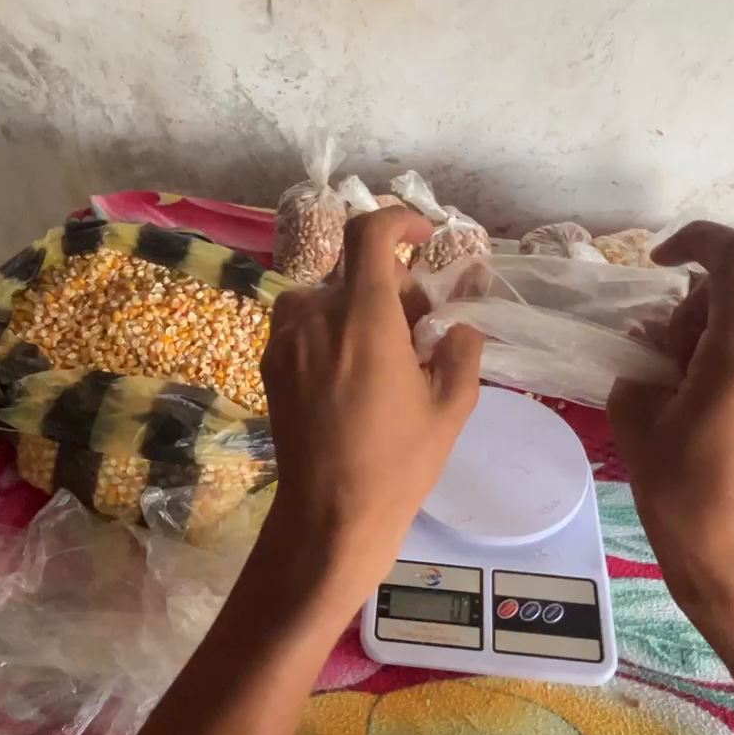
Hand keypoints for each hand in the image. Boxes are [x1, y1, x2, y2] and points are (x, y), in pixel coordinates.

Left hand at [259, 206, 485, 611]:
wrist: (330, 514)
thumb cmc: (398, 463)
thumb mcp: (452, 406)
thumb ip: (462, 349)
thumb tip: (459, 326)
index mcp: (363, 317)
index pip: (369, 233)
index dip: (399, 220)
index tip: (422, 236)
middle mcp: (315, 316)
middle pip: (355, 271)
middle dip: (394, 287)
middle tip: (419, 333)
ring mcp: (285, 340)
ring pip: (327, 295)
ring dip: (358, 307)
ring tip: (382, 355)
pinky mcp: (271, 363)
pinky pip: (304, 322)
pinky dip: (331, 328)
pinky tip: (349, 374)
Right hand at [607, 221, 733, 632]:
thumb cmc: (679, 497)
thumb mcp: (637, 420)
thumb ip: (643, 360)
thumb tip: (655, 338)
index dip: (700, 239)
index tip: (662, 262)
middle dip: (699, 302)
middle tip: (668, 353)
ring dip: (722, 328)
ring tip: (695, 383)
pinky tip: (726, 402)